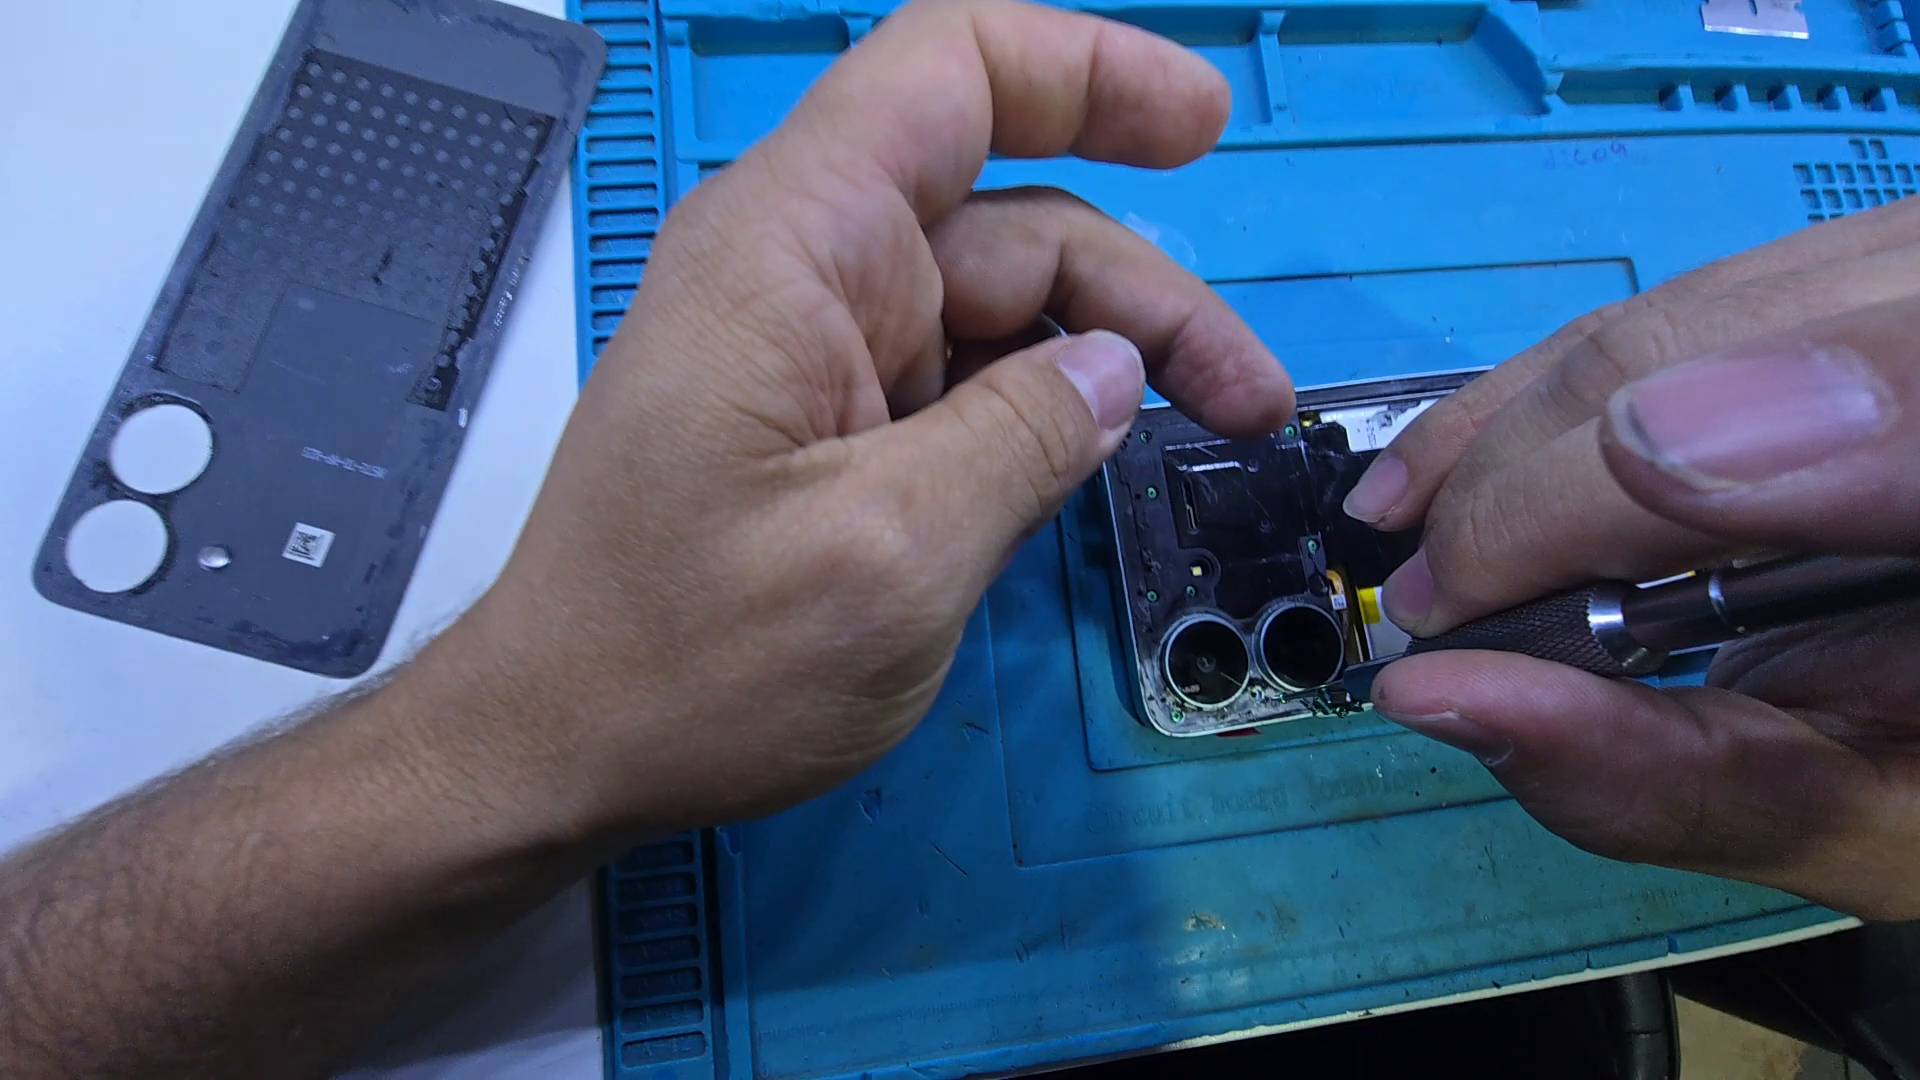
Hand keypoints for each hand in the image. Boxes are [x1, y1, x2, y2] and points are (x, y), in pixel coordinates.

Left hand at [410, 0, 1291, 834]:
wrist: (572, 748)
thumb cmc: (697, 663)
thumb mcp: (890, 556)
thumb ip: (1019, 443)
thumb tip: (1112, 374)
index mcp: (795, 253)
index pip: (946, 81)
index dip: (1084, 73)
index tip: (1199, 128)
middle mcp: (809, 283)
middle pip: (1012, 229)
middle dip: (1144, 300)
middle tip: (1248, 399)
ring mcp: (825, 366)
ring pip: (1000, 321)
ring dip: (1106, 366)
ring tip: (1207, 429)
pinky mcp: (838, 438)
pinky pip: (964, 397)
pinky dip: (1040, 422)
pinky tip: (1093, 467)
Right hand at [1344, 200, 1919, 917]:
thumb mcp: (1851, 827)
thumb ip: (1657, 776)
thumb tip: (1423, 691)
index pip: (1846, 425)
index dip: (1595, 505)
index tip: (1448, 605)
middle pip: (1685, 353)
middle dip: (1509, 488)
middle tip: (1428, 595)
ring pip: (1655, 315)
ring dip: (1492, 429)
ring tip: (1405, 518)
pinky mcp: (1855, 282)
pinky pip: (1661, 307)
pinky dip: (1533, 386)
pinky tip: (1466, 448)